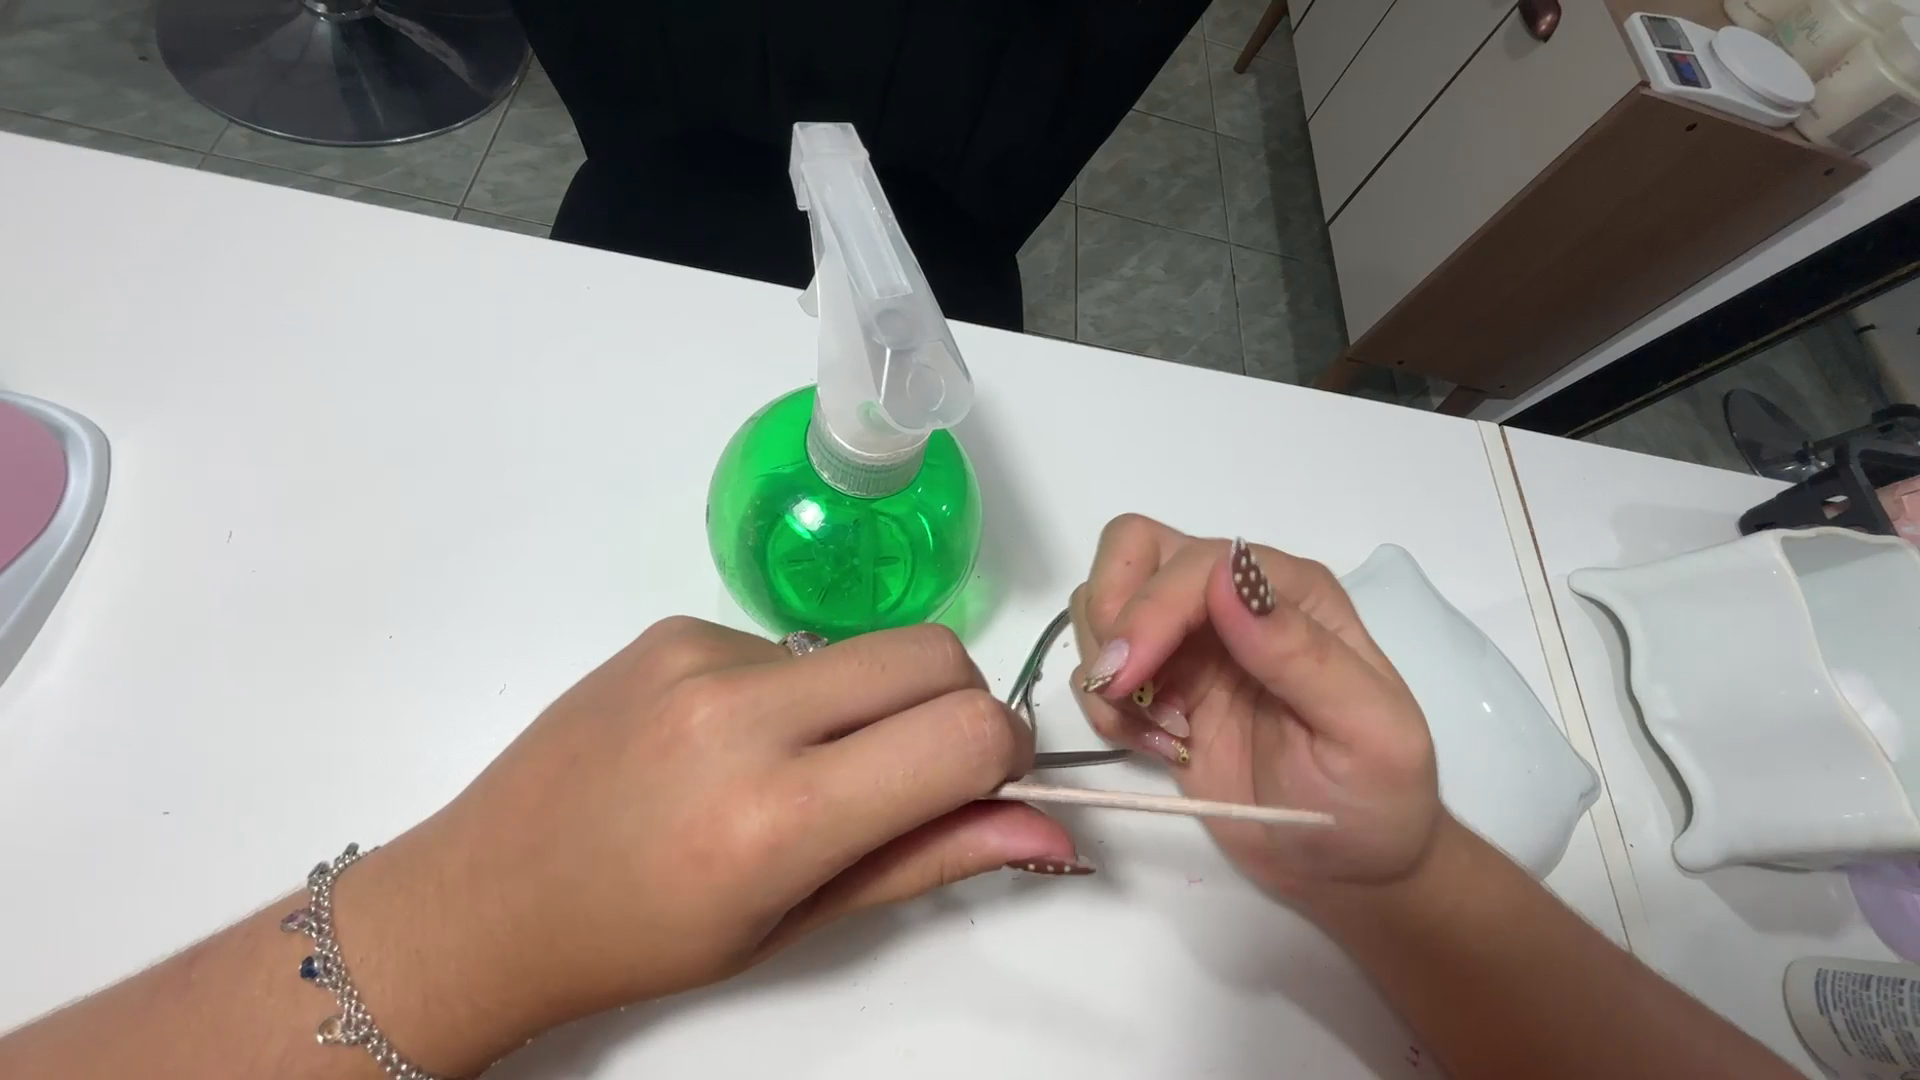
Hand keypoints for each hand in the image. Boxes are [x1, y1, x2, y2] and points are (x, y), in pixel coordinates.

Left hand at [336, 618, 1079, 1072]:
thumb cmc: (648, 937)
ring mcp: (704, 653)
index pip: (964, 734)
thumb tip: (1049, 829)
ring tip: (803, 760)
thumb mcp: (799, 920)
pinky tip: (738, 736)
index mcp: (776, 816)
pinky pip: (797, 643)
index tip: (983, 781)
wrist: (484, 894)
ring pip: (869, 646)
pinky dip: (805, 687)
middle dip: (958, 704)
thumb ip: (933, 858)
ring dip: (876, 699)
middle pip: (935, 653)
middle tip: (914, 767)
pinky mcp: (679, 624)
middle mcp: (742, 714)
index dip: (1004, 752)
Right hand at [1069, 514, 1440, 898]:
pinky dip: (1106, 707)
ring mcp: (1188, 641)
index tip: (1129, 678)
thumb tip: (1230, 574)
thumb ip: (1300, 651)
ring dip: (1108, 669)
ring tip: (1161, 730)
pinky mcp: (1158, 684)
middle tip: (1126, 686)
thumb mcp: (1367, 732)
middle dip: (1111, 615)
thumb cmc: (1373, 800)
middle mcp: (1230, 600)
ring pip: (1099, 604)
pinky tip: (1160, 748)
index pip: (1193, 562)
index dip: (1151, 609)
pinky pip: (1094, 668)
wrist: (1343, 865)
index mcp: (1288, 592)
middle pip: (1131, 549)